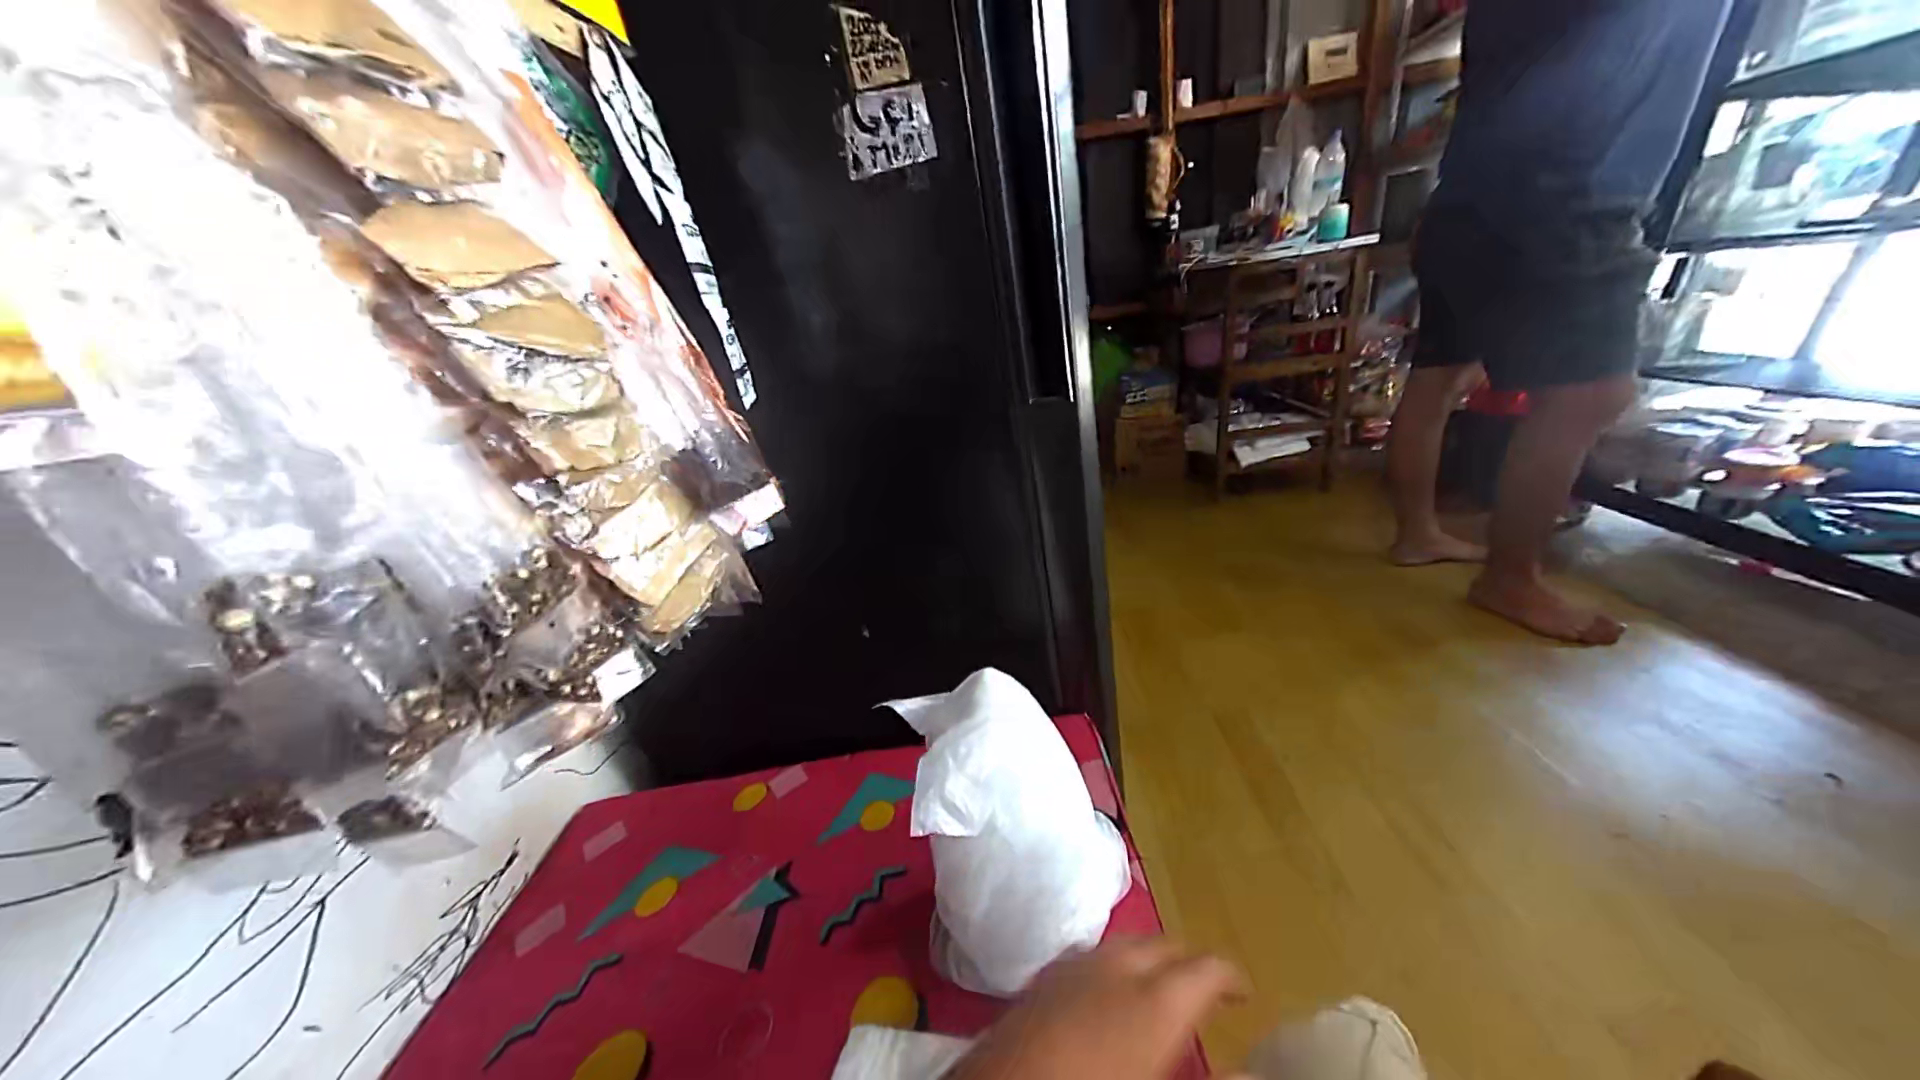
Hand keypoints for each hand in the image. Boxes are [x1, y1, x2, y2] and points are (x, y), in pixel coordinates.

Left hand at [946, 937, 1245, 1079]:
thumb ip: (1208, 1079)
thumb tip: (1251, 1071)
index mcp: (1155, 1001)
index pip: (1206, 969)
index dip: (1229, 977)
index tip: (1243, 993)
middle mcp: (1116, 968)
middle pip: (1163, 946)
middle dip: (1188, 961)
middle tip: (1206, 988)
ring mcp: (1074, 966)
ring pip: (1124, 943)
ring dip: (1148, 957)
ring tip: (1161, 984)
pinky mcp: (1042, 977)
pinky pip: (1090, 954)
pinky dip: (1112, 962)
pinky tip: (1108, 988)